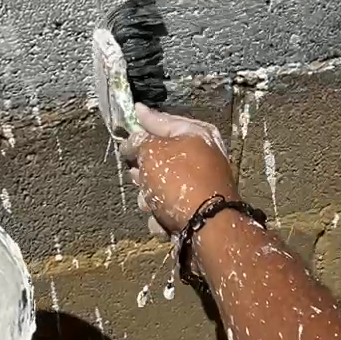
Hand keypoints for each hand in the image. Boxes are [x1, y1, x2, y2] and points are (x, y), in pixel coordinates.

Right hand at [123, 103, 238, 233]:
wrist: (208, 229)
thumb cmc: (179, 182)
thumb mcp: (151, 152)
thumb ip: (138, 142)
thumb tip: (132, 141)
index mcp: (196, 134)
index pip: (163, 121)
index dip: (145, 118)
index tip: (134, 110)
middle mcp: (202, 156)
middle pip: (160, 156)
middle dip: (144, 168)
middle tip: (137, 173)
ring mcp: (201, 185)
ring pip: (161, 185)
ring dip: (149, 196)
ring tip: (149, 203)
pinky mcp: (198, 211)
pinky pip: (170, 207)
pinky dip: (162, 214)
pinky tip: (161, 220)